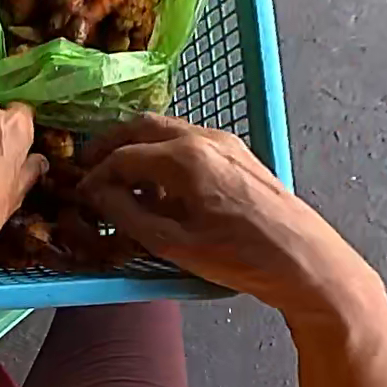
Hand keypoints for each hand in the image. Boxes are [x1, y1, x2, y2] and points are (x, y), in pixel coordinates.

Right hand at [78, 114, 380, 319]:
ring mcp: (225, 142)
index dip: (96, 174)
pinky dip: (165, 154)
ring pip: (168, 131)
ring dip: (139, 148)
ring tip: (124, 180)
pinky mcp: (239, 154)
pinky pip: (190, 142)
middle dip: (111, 145)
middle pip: (142, 127)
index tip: (82, 193)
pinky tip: (163, 184)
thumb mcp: (174, 243)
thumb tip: (97, 195)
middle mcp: (203, 137)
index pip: (123, 155)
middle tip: (91, 168)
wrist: (304, 259)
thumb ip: (128, 214)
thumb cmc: (239, 256)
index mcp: (183, 157)